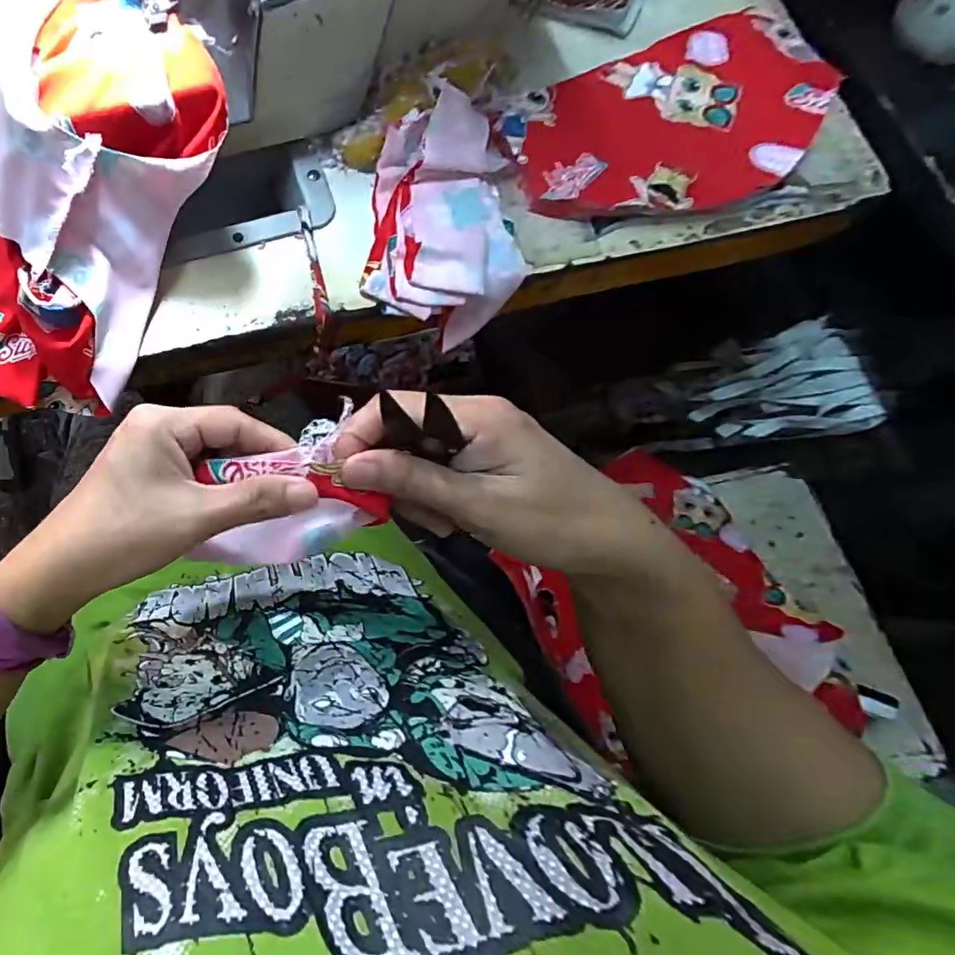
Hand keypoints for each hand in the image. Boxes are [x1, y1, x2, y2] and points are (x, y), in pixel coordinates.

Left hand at [0, 405, 318, 630]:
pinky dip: (210, 493)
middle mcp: (153, 426)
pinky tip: (226, 514)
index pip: (232, 421)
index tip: (305, 473)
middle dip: (254, 468)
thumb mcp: (197, 516)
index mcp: (163, 422)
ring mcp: (143, 450)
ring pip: (204, 459)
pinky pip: (186, 475)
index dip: (273, 446)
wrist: (61, 567)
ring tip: (264, 509)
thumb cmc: (128, 534)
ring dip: (233, 484)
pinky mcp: (139, 473)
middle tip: (289, 496)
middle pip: (219, 438)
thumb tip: (310, 490)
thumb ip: (255, 500)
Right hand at [333, 392, 688, 582]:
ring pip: (411, 454)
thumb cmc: (550, 522)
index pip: (394, 406)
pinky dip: (429, 496)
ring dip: (411, 491)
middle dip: (389, 472)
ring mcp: (475, 437)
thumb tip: (346, 466)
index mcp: (474, 414)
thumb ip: (409, 481)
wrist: (615, 547)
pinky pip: (432, 469)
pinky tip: (451, 521)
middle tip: (402, 513)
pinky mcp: (479, 458)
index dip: (359, 435)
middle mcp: (470, 416)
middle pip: (399, 430)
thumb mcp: (474, 505)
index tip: (340, 474)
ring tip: (442, 523)